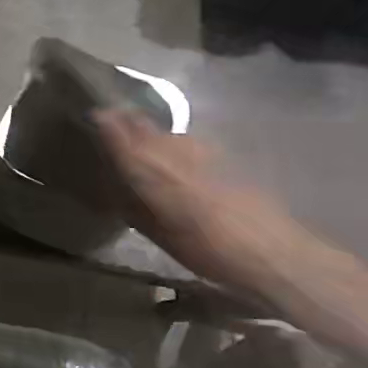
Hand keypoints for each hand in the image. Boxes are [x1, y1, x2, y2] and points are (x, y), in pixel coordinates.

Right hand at [94, 110, 352, 295]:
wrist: (273, 252)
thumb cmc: (209, 252)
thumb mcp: (161, 235)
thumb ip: (135, 206)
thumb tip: (117, 188)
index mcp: (153, 173)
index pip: (121, 137)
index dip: (106, 124)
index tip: (93, 115)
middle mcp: (174, 152)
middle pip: (143, 125)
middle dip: (125, 121)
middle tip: (111, 122)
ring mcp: (201, 149)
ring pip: (166, 132)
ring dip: (149, 132)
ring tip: (140, 140)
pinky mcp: (223, 154)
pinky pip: (186, 141)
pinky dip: (173, 144)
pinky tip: (176, 157)